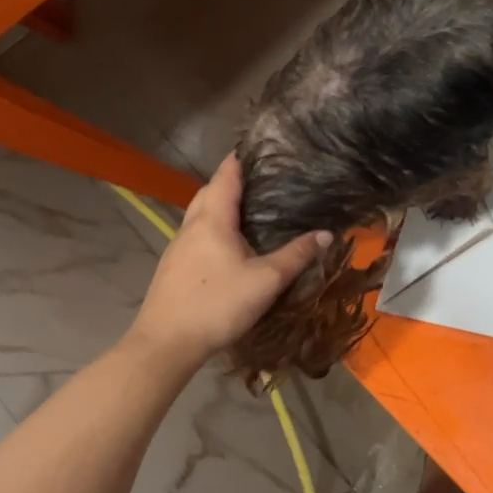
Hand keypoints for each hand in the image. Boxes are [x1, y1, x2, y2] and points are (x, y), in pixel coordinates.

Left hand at [125, 154, 329, 371]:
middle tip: (256, 176)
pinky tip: (229, 242)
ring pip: (199, 215)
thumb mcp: (267, 280)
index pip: (224, 180)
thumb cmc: (217, 304)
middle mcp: (191, 229)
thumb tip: (327, 234)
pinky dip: (213, 226)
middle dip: (228, 181)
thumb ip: (297, 255)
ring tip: (247, 205)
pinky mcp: (174, 269)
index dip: (238, 162)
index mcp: (212, 222)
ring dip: (218, 204)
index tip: (254, 147)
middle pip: (207, 194)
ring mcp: (178, 249)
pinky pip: (196, 235)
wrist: (165, 345)